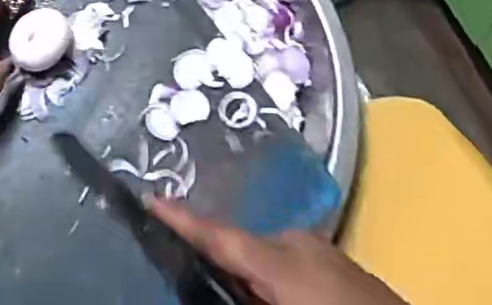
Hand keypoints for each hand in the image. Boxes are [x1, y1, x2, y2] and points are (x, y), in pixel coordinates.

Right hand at [149, 199, 407, 304]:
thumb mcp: (283, 295)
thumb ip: (247, 288)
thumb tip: (220, 273)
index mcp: (283, 260)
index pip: (220, 236)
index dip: (182, 218)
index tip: (149, 197)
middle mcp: (299, 245)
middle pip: (242, 245)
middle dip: (215, 254)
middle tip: (186, 259)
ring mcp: (323, 253)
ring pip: (268, 256)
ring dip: (247, 271)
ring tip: (229, 279)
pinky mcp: (341, 267)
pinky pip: (291, 266)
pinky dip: (273, 279)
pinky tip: (271, 292)